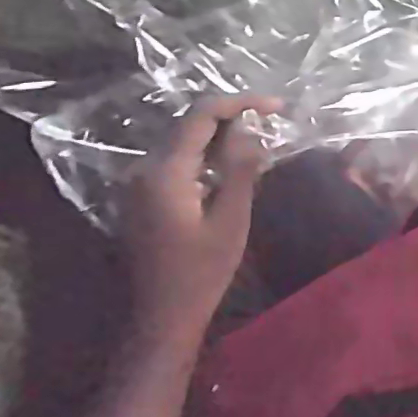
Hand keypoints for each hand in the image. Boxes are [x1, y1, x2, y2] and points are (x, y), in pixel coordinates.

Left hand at [123, 94, 282, 339]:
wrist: (164, 314)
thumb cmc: (203, 269)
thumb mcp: (232, 216)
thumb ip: (241, 166)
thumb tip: (252, 127)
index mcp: (164, 173)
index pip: (201, 116)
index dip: (241, 102)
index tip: (277, 106)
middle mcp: (144, 170)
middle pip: (191, 122)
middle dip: (234, 114)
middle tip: (275, 118)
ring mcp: (140, 182)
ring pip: (186, 138)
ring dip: (224, 131)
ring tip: (263, 135)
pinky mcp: (146, 194)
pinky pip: (180, 157)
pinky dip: (210, 150)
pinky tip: (236, 159)